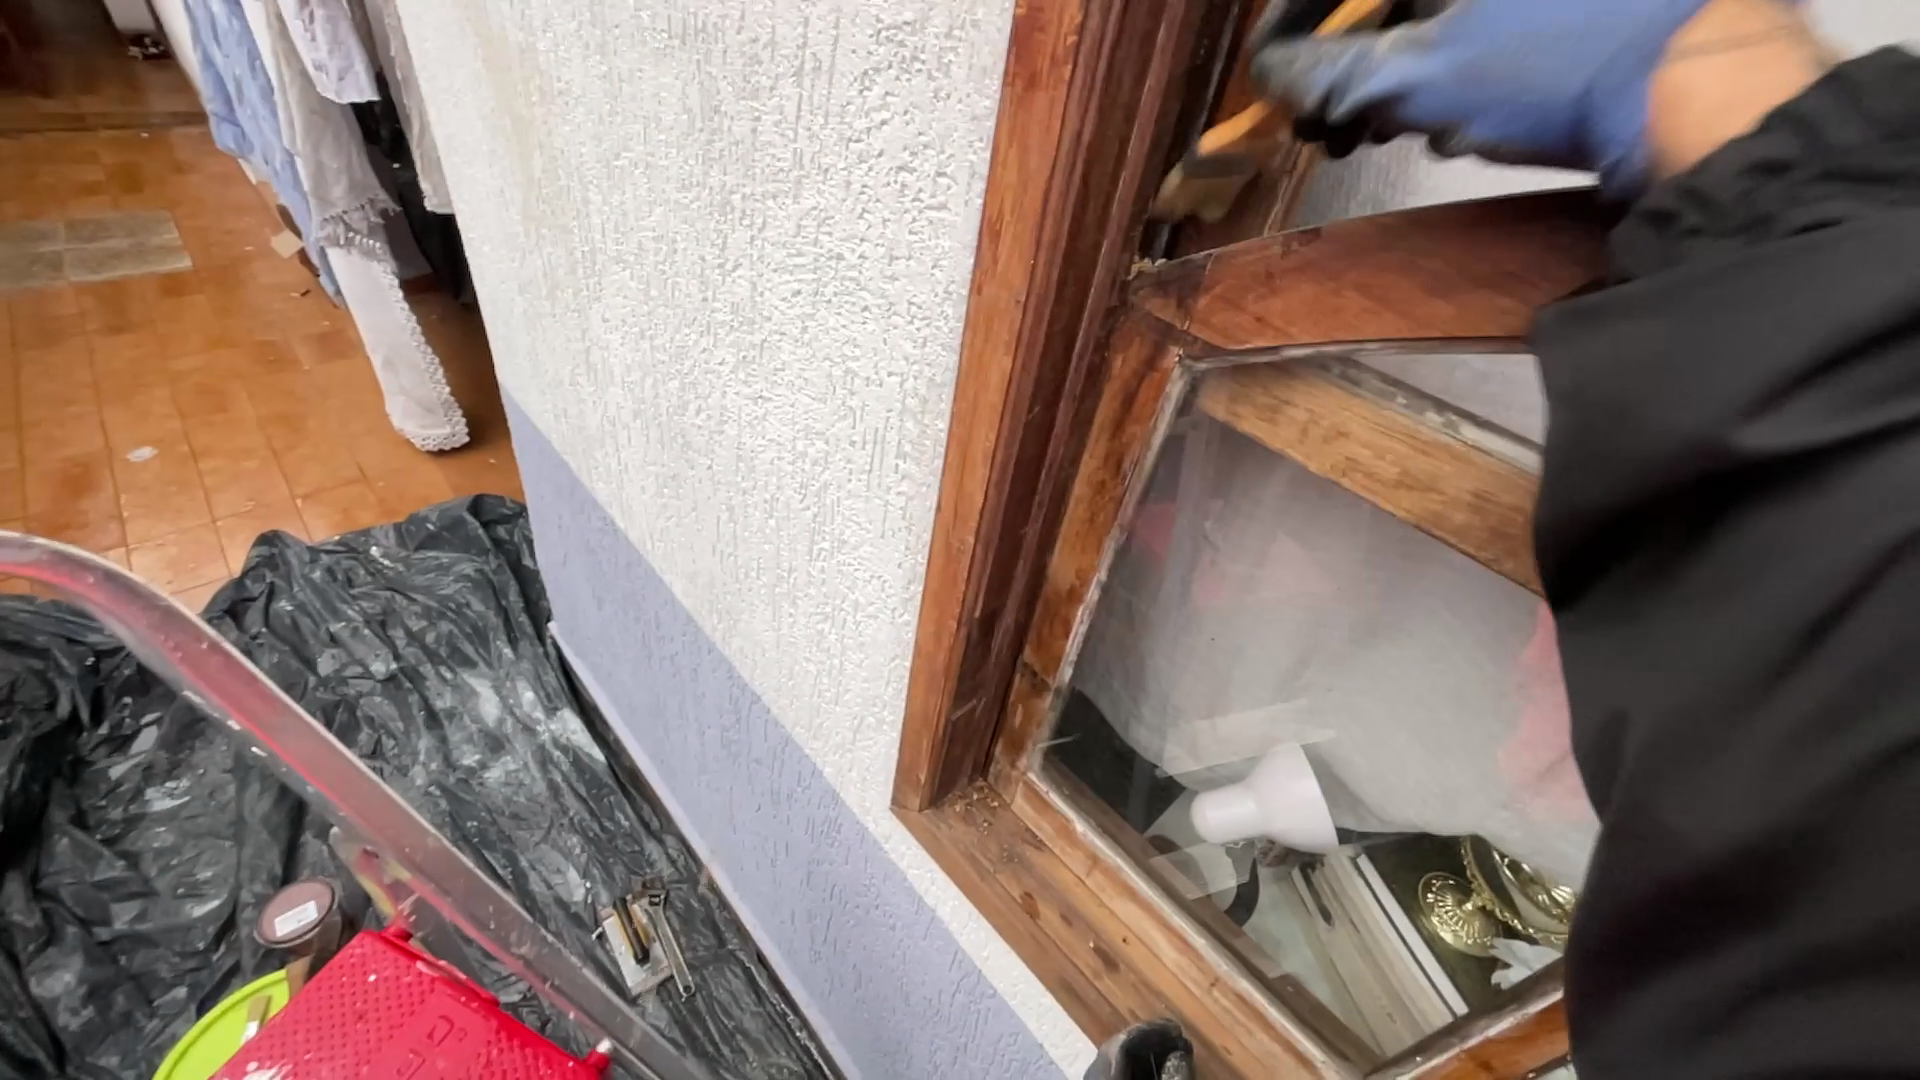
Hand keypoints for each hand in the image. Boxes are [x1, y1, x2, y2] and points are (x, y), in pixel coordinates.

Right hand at [1249, 0, 1718, 190]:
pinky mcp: (1569, 1)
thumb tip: (1273, 72)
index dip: (1291, 16)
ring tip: (1372, 133)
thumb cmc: (1552, 65)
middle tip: (1321, 124)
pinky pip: (1480, 13)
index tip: (1269, 70)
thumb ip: (1327, 74)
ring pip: (1433, 4)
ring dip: (1388, 67)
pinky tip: (1437, 113)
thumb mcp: (1417, 78)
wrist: (1707, 86)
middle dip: (1343, 56)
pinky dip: (1444, 58)